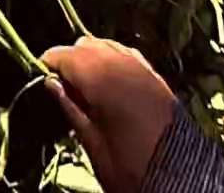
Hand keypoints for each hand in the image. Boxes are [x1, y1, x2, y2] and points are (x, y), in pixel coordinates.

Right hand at [42, 37, 176, 192]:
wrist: (184, 181)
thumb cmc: (132, 168)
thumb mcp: (93, 145)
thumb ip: (71, 108)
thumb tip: (51, 83)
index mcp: (101, 77)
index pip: (65, 55)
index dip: (49, 62)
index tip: (40, 75)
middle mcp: (119, 61)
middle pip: (84, 45)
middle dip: (70, 60)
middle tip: (63, 88)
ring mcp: (139, 64)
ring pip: (104, 44)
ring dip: (91, 58)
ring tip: (86, 87)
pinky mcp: (153, 73)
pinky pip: (124, 53)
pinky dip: (111, 59)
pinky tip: (109, 81)